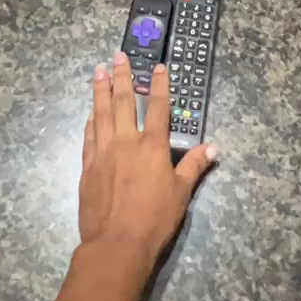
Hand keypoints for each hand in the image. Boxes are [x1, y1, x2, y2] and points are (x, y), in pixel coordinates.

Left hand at [79, 52, 216, 265]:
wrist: (116, 244)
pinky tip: (91, 111)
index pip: (158, 107)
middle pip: (123, 101)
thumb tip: (213, 147)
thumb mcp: (181, 193)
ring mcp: (103, 152)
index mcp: (152, 146)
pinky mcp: (88, 166)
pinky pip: (89, 135)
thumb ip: (194, 166)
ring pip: (101, 113)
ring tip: (98, 70)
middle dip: (122, 76)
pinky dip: (91, 119)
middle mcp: (126, 141)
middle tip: (117, 56)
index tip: (158, 67)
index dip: (159, 85)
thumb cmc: (154, 219)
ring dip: (100, 90)